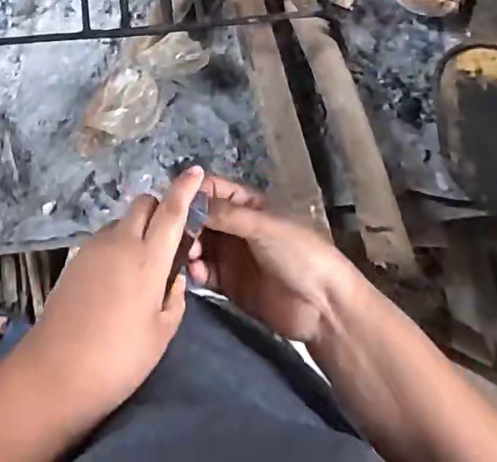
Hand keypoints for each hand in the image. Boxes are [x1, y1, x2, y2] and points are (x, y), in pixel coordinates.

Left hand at [10, 167, 205, 420]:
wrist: (56, 371)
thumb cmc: (118, 359)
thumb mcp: (161, 334)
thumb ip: (175, 297)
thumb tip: (174, 275)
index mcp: (149, 259)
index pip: (172, 210)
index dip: (185, 187)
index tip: (195, 171)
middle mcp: (122, 242)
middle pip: (144, 204)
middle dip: (160, 207)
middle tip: (168, 237)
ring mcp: (95, 246)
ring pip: (124, 221)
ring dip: (138, 229)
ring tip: (141, 267)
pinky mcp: (77, 257)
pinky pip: (106, 238)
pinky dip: (119, 244)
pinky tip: (118, 279)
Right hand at [188, 175, 364, 345]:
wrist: (324, 307)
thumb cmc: (299, 253)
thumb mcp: (263, 226)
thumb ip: (225, 214)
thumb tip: (187, 201)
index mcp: (246, 204)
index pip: (211, 189)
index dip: (192, 193)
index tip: (172, 202)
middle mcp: (235, 226)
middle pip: (200, 218)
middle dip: (186, 223)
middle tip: (175, 235)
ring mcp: (232, 255)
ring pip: (199, 244)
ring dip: (189, 248)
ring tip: (187, 256)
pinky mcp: (230, 284)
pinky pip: (205, 272)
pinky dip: (196, 271)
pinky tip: (196, 274)